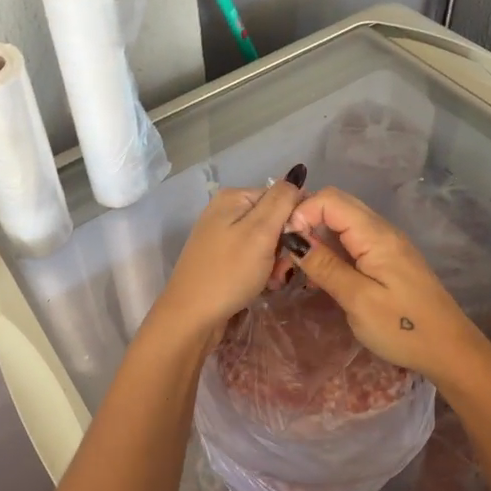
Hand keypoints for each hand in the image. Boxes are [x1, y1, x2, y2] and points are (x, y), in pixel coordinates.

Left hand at [146, 166, 307, 339]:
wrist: (191, 317)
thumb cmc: (228, 272)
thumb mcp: (260, 232)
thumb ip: (282, 201)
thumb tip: (297, 173)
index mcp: (234, 197)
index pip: (282, 197)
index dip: (296, 221)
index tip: (300, 246)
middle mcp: (226, 210)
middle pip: (273, 220)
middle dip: (285, 246)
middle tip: (282, 270)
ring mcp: (222, 235)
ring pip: (266, 242)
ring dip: (275, 262)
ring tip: (273, 281)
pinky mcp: (221, 258)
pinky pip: (253, 257)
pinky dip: (262, 270)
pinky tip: (263, 286)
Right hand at [283, 187, 489, 383]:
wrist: (450, 350)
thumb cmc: (403, 328)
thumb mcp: (358, 300)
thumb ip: (325, 266)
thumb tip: (293, 238)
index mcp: (375, 235)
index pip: (329, 199)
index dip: (302, 213)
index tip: (285, 246)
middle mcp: (381, 230)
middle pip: (335, 205)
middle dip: (305, 222)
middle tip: (285, 255)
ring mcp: (386, 244)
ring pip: (342, 222)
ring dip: (316, 237)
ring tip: (297, 268)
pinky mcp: (387, 259)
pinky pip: (352, 240)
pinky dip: (331, 249)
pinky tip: (320, 275)